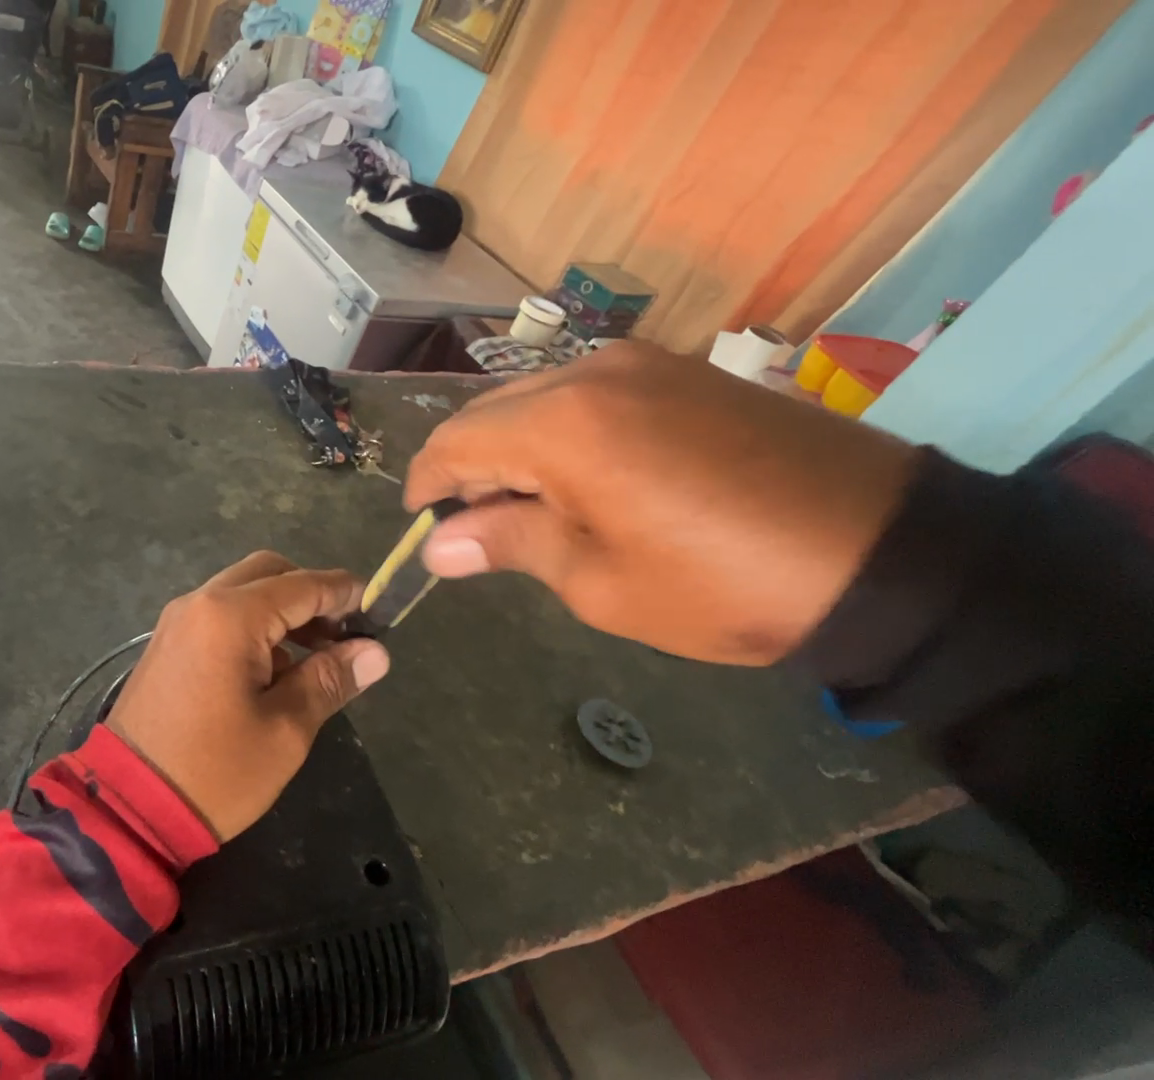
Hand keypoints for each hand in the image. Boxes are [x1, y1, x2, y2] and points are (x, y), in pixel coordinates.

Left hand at [104, 551, 390, 841]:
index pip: (303, 585)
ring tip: (316, 659)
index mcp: (230, 617)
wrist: (128, 807)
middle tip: (344, 636)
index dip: (346, 594)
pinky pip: (218, 616)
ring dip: (281, 611)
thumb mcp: (285, 729)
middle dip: (311, 595)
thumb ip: (330, 679)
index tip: (380, 612)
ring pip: (241, 592)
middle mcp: (199, 604)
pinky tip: (272, 671)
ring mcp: (176, 622)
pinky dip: (251, 626)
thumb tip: (374, 652)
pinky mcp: (166, 645)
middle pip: (267, 573)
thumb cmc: (216, 772)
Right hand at [404, 343, 918, 664]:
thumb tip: (438, 545)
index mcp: (561, 425)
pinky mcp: (680, 370)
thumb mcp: (599, 582)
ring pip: (535, 396)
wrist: (885, 554)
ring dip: (513, 445)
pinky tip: (580, 475)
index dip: (425, 485)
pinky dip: (560, 429)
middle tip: (476, 526)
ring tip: (530, 506)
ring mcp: (641, 363)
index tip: (421, 524)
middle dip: (468, 466)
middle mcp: (590, 373)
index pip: (454, 443)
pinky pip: (586, 392)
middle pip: (489, 412)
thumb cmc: (722, 585)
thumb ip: (509, 545)